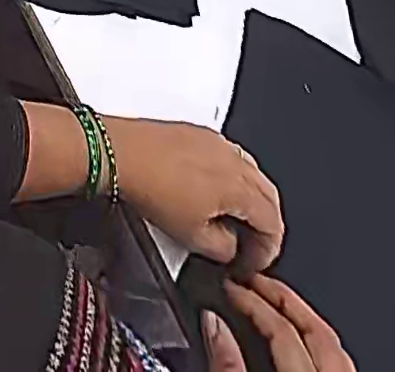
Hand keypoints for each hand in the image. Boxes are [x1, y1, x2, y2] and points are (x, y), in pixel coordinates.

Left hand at [101, 117, 282, 272]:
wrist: (122, 153)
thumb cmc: (151, 187)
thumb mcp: (192, 237)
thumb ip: (223, 248)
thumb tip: (230, 247)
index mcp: (240, 186)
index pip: (273, 222)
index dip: (266, 251)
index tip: (250, 262)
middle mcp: (233, 158)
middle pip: (267, 195)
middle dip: (263, 224)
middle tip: (248, 245)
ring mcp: (215, 141)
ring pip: (250, 172)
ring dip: (248, 198)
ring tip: (229, 218)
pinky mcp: (197, 132)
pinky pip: (228, 155)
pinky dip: (231, 176)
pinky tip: (210, 189)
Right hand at [205, 276, 355, 371]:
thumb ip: (228, 367)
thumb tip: (213, 323)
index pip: (283, 331)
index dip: (253, 302)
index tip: (230, 287)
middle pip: (317, 331)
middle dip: (283, 297)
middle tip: (253, 278)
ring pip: (335, 347)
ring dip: (304, 317)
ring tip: (274, 300)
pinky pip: (341, 364)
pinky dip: (319, 342)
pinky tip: (301, 339)